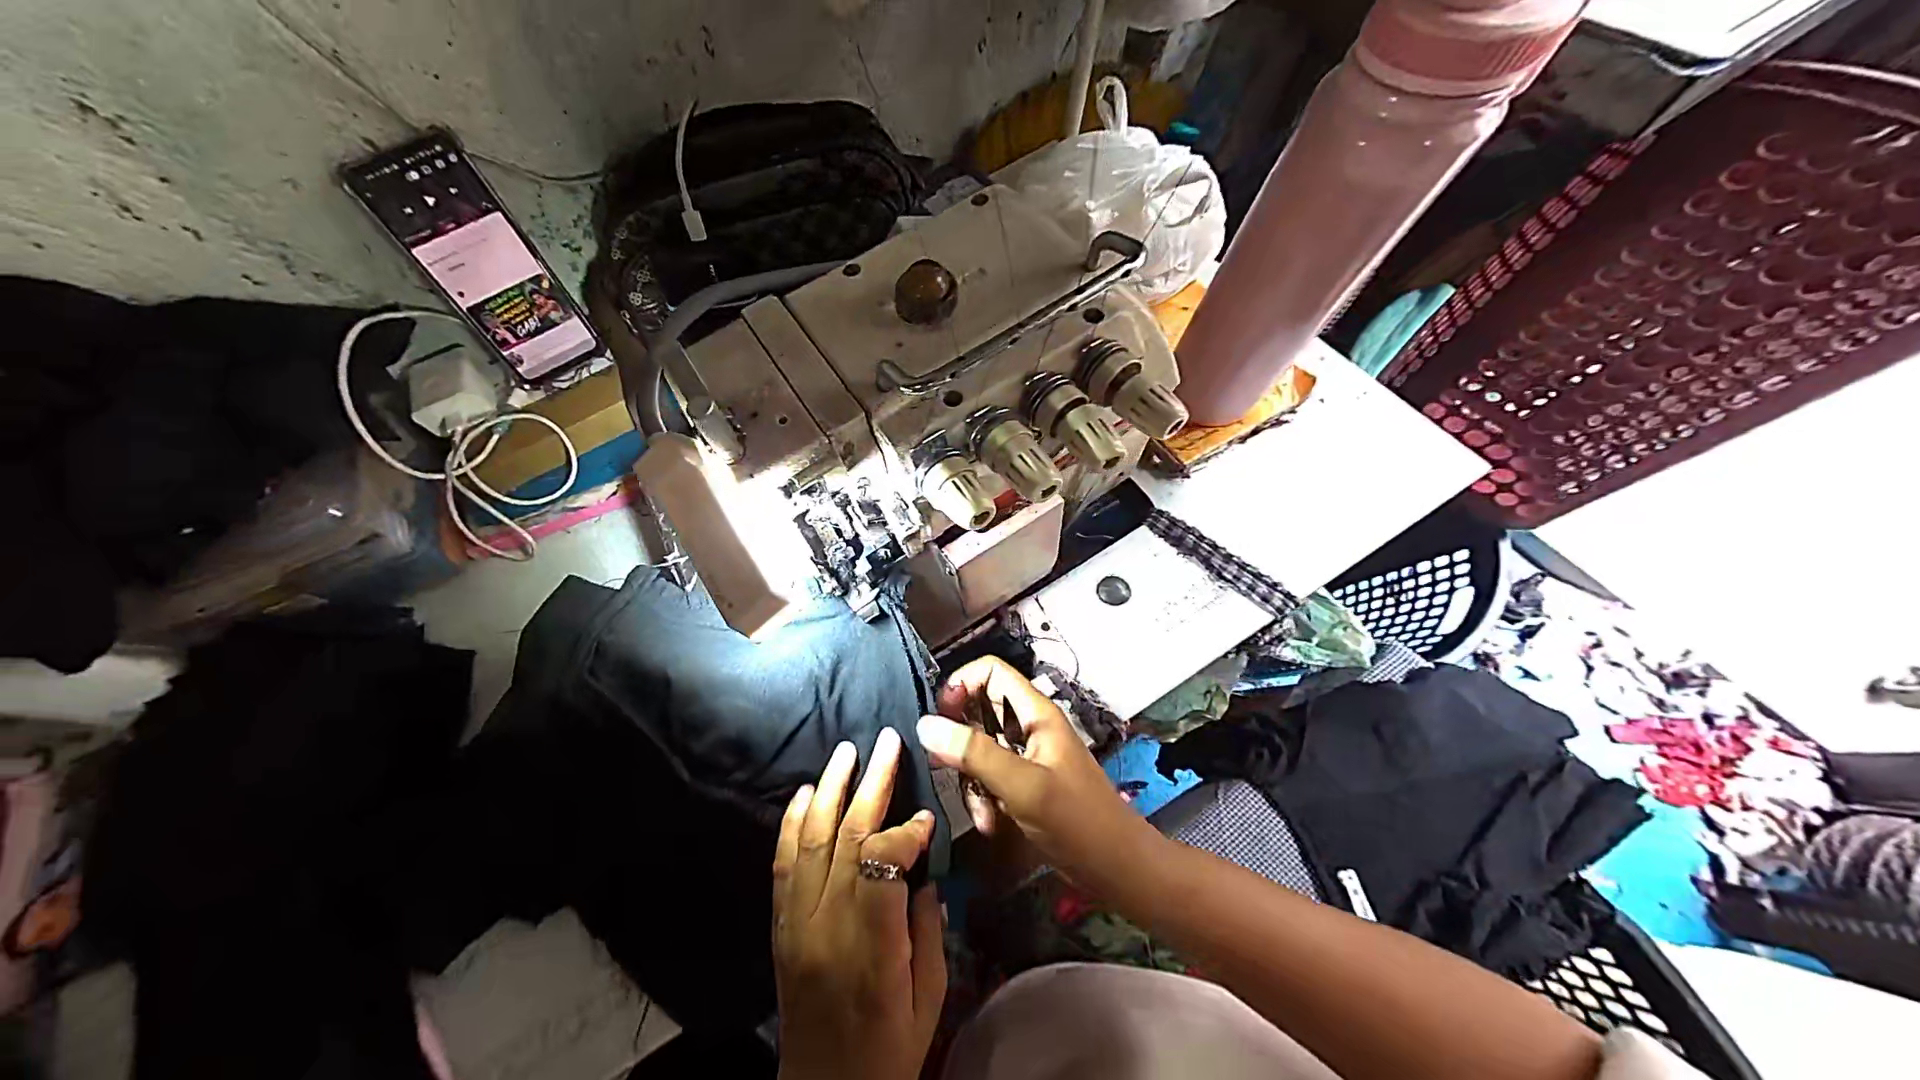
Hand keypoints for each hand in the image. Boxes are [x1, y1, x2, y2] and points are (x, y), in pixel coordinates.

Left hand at [773, 727, 945, 1079]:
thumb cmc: (888, 1050)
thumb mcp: (929, 997)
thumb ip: (928, 929)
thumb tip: (923, 871)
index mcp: (870, 946)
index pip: (882, 861)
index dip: (906, 831)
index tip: (926, 817)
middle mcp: (825, 924)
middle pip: (846, 837)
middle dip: (871, 784)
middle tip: (888, 743)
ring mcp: (796, 922)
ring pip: (810, 840)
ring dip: (829, 789)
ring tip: (847, 752)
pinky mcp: (780, 925)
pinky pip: (782, 863)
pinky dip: (792, 822)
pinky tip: (806, 793)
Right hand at [916, 657, 1161, 895]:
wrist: (1117, 868)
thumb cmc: (1078, 820)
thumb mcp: (1022, 785)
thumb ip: (975, 754)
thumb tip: (926, 725)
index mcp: (1036, 713)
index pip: (992, 672)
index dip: (962, 685)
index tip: (942, 717)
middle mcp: (1030, 728)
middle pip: (981, 710)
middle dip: (961, 739)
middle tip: (948, 765)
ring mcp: (1026, 757)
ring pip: (980, 748)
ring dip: (971, 778)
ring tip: (981, 810)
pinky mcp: (1024, 785)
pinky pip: (989, 778)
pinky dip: (983, 798)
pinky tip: (990, 823)